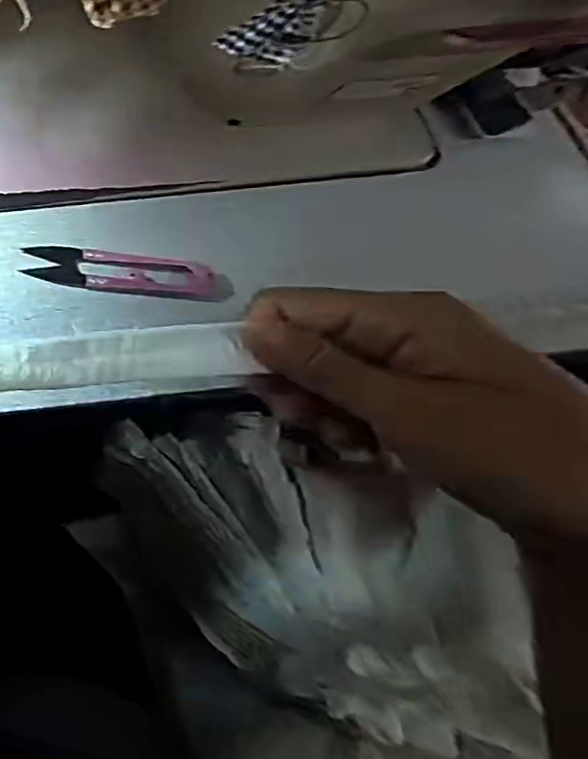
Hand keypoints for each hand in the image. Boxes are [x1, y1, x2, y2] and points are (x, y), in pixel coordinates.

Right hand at [241, 287, 587, 539]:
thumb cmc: (509, 452)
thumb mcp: (402, 409)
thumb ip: (319, 365)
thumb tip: (249, 329)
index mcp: (401, 315)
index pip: (288, 305)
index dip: (263, 343)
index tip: (266, 390)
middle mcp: (404, 325)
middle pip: (303, 337)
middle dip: (290, 381)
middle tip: (301, 424)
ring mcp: (419, 358)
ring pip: (324, 368)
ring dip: (316, 406)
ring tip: (338, 443)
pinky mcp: (426, 390)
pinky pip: (357, 390)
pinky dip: (345, 418)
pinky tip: (360, 446)